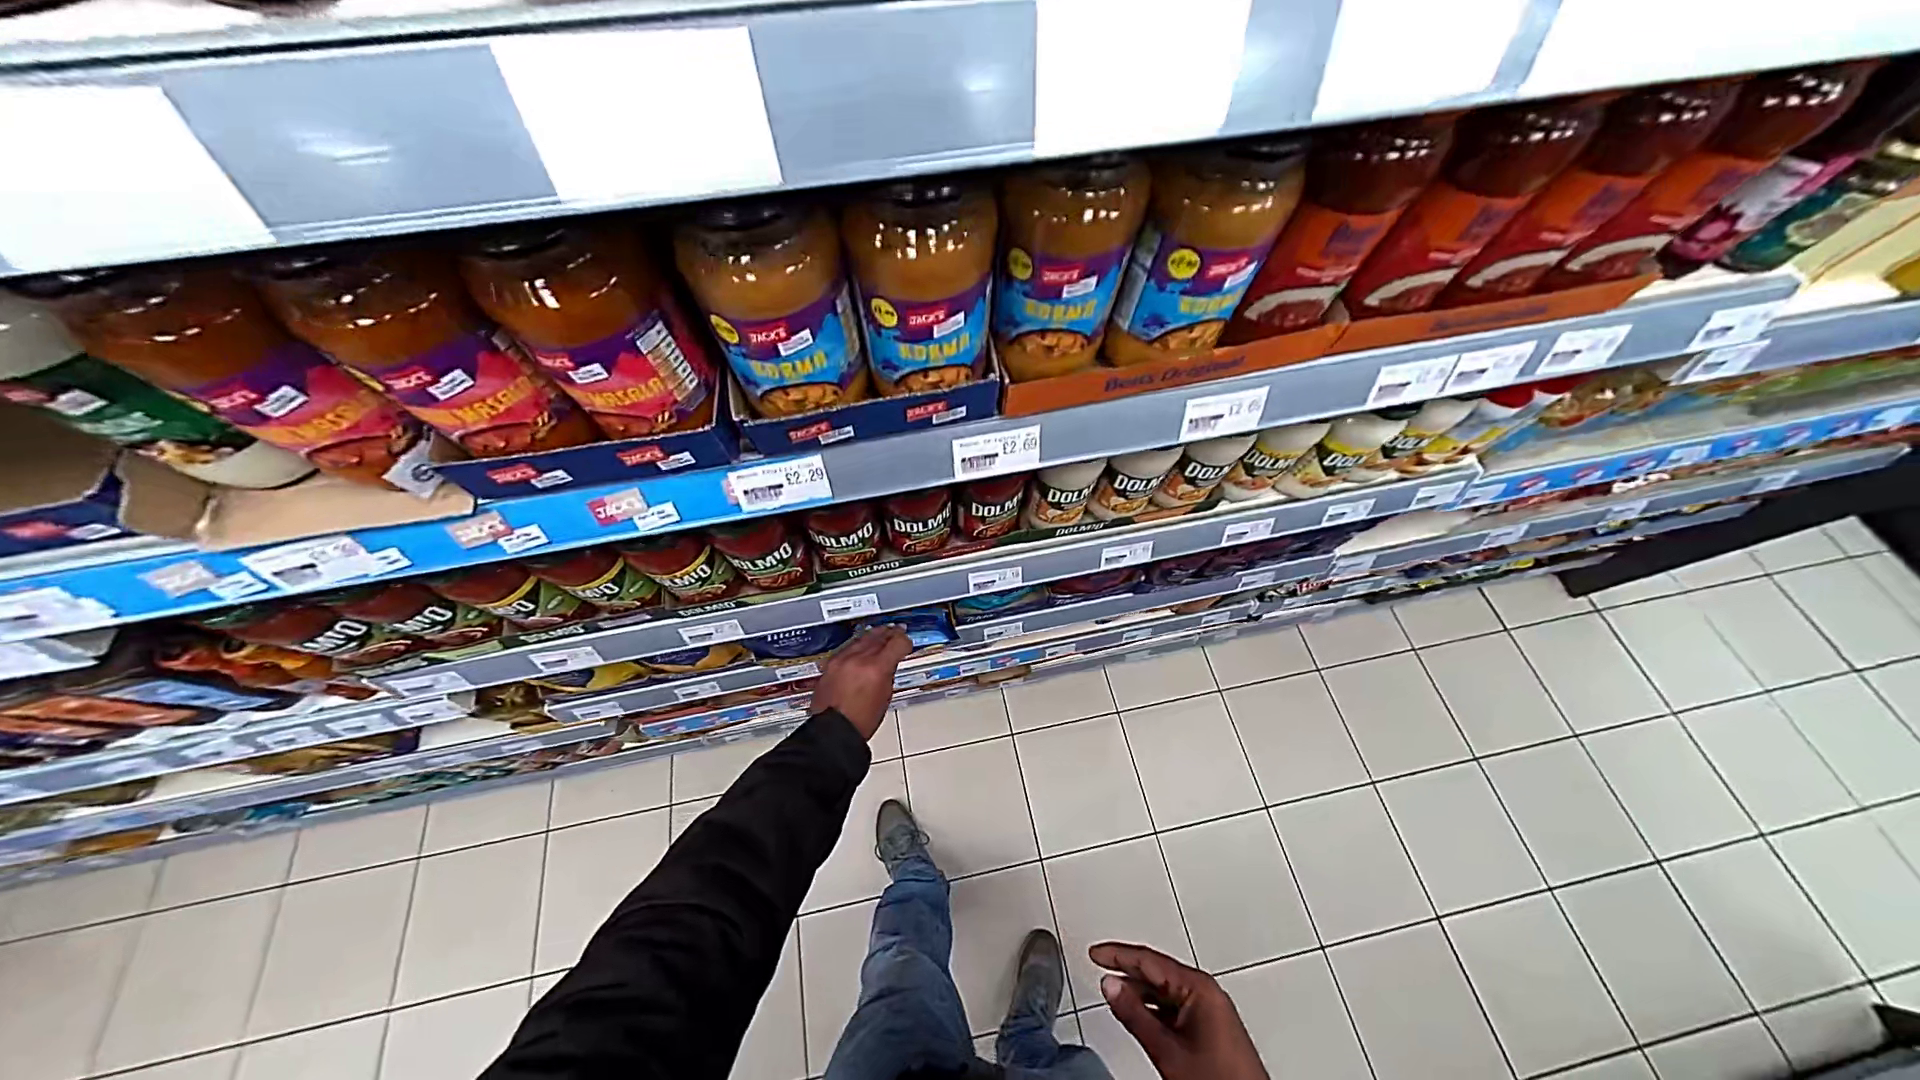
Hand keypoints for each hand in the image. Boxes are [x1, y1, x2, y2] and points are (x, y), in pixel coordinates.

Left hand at [809, 626, 912, 739]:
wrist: (833, 731)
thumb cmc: (859, 721)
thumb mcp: (885, 696)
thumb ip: (888, 674)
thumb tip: (889, 663)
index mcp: (876, 669)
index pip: (896, 643)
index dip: (905, 641)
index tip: (906, 642)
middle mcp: (858, 660)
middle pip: (878, 636)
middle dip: (889, 633)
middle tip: (896, 631)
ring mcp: (842, 660)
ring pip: (862, 638)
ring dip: (873, 636)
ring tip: (880, 634)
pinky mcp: (831, 664)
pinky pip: (848, 647)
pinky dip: (858, 644)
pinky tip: (862, 645)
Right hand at [1091, 942, 1268, 1079]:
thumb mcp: (1167, 1049)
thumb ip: (1134, 1014)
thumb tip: (1110, 985)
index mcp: (1199, 988)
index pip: (1149, 960)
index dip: (1117, 954)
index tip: (1096, 953)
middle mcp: (1207, 993)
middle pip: (1158, 972)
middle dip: (1127, 970)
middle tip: (1101, 964)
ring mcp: (1211, 1011)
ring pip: (1165, 991)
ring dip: (1139, 991)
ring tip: (1114, 992)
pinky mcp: (1212, 1028)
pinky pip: (1175, 1007)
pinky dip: (1154, 1008)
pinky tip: (1139, 1015)